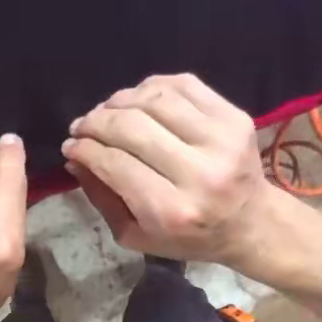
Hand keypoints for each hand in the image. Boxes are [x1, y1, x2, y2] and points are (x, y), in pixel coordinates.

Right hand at [62, 74, 308, 269]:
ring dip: (118, 100)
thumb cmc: (187, 236)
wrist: (252, 223)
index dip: (84, 149)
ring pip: (155, 99)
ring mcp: (222, 140)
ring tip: (105, 111)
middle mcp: (200, 173)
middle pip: (131, 127)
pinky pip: (182, 84)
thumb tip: (74, 157)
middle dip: (95, 122)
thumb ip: (101, 196)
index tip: (69, 145)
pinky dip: (149, 86)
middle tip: (81, 126)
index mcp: (172, 210)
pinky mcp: (236, 117)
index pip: (115, 163)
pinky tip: (135, 99)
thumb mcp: (135, 233)